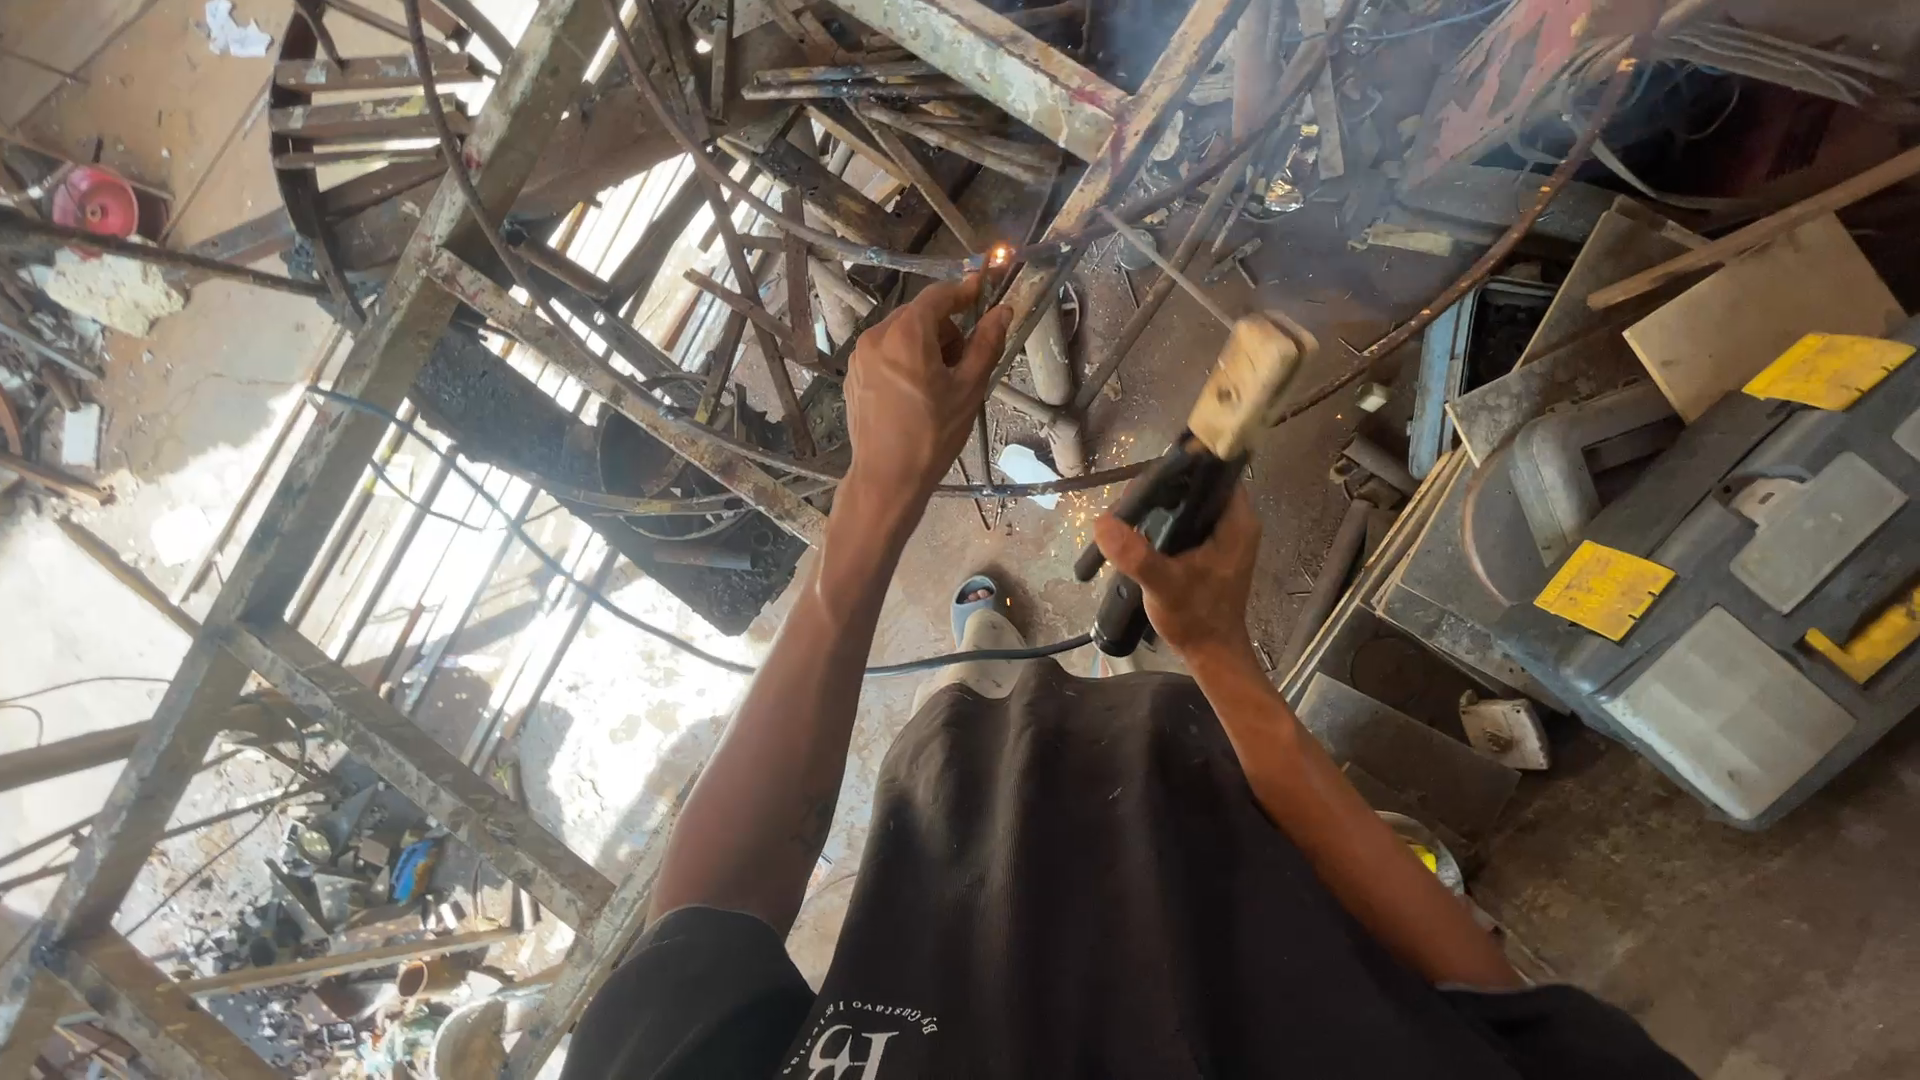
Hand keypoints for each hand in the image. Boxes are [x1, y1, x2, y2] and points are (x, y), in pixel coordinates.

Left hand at [844, 273, 1012, 498]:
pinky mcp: (853, 375)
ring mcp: (860, 356)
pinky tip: (915, 394)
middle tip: (963, 363)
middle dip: (945, 329)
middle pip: (918, 314)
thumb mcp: (968, 389)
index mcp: (906, 334)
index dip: (964, 292)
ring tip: (939, 383)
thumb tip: (1003, 312)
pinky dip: (904, 360)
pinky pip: (884, 353)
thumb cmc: (932, 435)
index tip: (984, 293)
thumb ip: (986, 344)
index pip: (939, 295)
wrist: (887, 478)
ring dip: (924, 345)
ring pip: (900, 333)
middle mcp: (876, 336)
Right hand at [1093, 488, 1261, 664]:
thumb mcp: (1164, 586)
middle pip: (1193, 485)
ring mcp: (1221, 534)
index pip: (1211, 473)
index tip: (1144, 485)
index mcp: (1236, 521)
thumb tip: (1102, 522)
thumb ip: (1136, 555)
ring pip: (1185, 502)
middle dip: (1158, 490)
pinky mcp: (1207, 547)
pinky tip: (1137, 532)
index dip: (1178, 470)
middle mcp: (1233, 521)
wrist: (1210, 654)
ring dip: (1156, 506)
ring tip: (1125, 517)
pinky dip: (1160, 521)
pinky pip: (1182, 520)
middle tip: (1126, 506)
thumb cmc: (1196, 619)